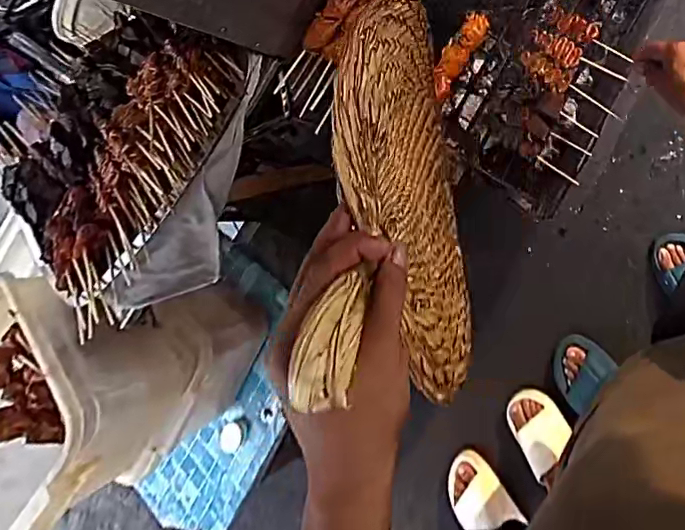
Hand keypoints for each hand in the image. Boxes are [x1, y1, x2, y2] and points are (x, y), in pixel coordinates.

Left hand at [266, 206, 408, 529]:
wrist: (352, 475)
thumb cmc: (368, 419)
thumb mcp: (384, 355)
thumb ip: (387, 299)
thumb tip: (395, 253)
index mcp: (297, 336)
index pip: (321, 272)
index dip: (352, 247)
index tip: (384, 240)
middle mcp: (288, 336)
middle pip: (311, 273)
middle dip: (335, 240)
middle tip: (357, 210)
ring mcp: (296, 345)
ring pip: (315, 287)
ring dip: (337, 256)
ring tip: (359, 229)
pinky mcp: (309, 353)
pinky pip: (322, 303)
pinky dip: (340, 280)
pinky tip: (358, 270)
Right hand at [636, 40, 684, 124]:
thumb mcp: (661, 87)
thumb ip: (650, 73)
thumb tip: (645, 67)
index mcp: (674, 49)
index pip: (651, 48)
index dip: (641, 56)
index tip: (637, 64)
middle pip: (668, 50)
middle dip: (660, 61)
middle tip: (655, 76)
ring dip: (677, 64)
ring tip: (676, 81)